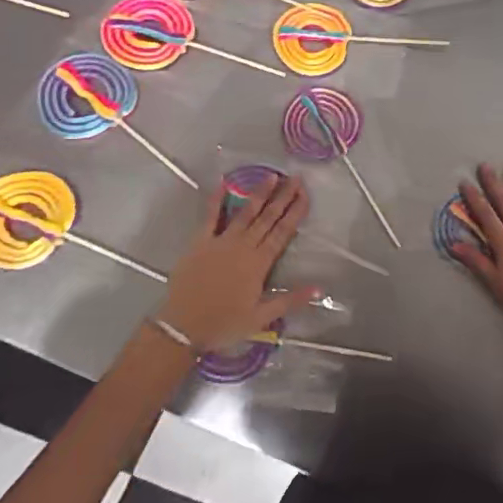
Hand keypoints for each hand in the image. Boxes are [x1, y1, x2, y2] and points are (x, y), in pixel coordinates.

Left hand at [158, 173, 316, 350]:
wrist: (183, 326)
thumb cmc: (224, 324)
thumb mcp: (261, 317)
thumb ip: (290, 300)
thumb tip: (319, 289)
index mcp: (259, 263)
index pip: (283, 232)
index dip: (295, 212)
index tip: (305, 194)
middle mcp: (243, 247)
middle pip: (267, 218)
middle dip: (283, 197)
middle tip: (295, 178)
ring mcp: (220, 242)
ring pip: (245, 213)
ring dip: (258, 194)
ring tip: (271, 176)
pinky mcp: (200, 243)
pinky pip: (210, 217)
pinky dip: (217, 200)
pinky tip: (224, 184)